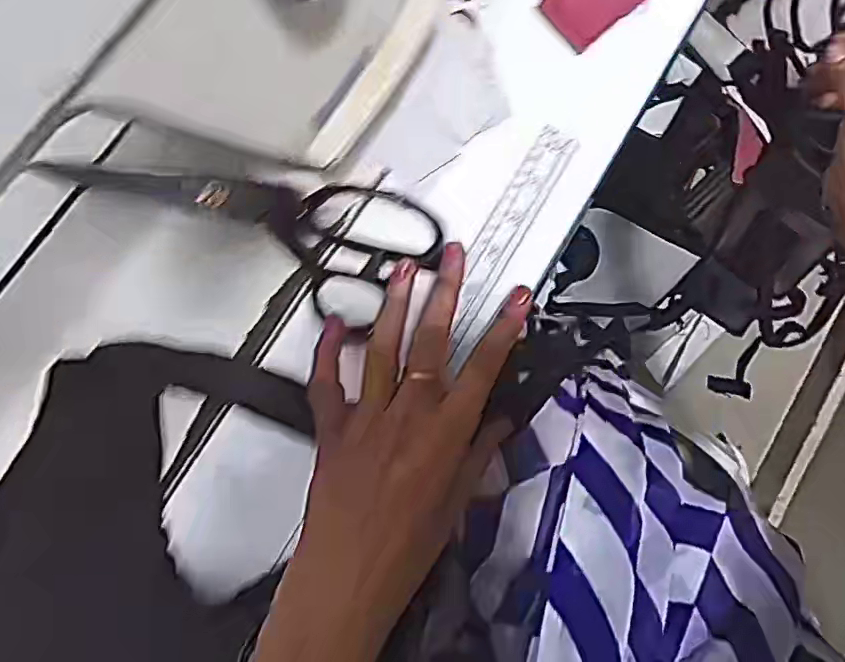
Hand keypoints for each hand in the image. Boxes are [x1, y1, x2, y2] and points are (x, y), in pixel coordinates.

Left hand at [254, 242, 529, 661]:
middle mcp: (407, 417)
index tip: (516, 299)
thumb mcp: (458, 502)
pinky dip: (329, 351)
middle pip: (432, 342)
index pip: (484, 368)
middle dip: (446, 292)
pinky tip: (336, 324)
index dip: (504, 328)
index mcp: (445, 435)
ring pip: (383, 348)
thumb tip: (499, 423)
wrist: (344, 585)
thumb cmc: (403, 551)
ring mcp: (368, 418)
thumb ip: (481, 452)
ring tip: (404, 270)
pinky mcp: (333, 429)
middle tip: (452, 258)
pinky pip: (328, 383)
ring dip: (395, 304)